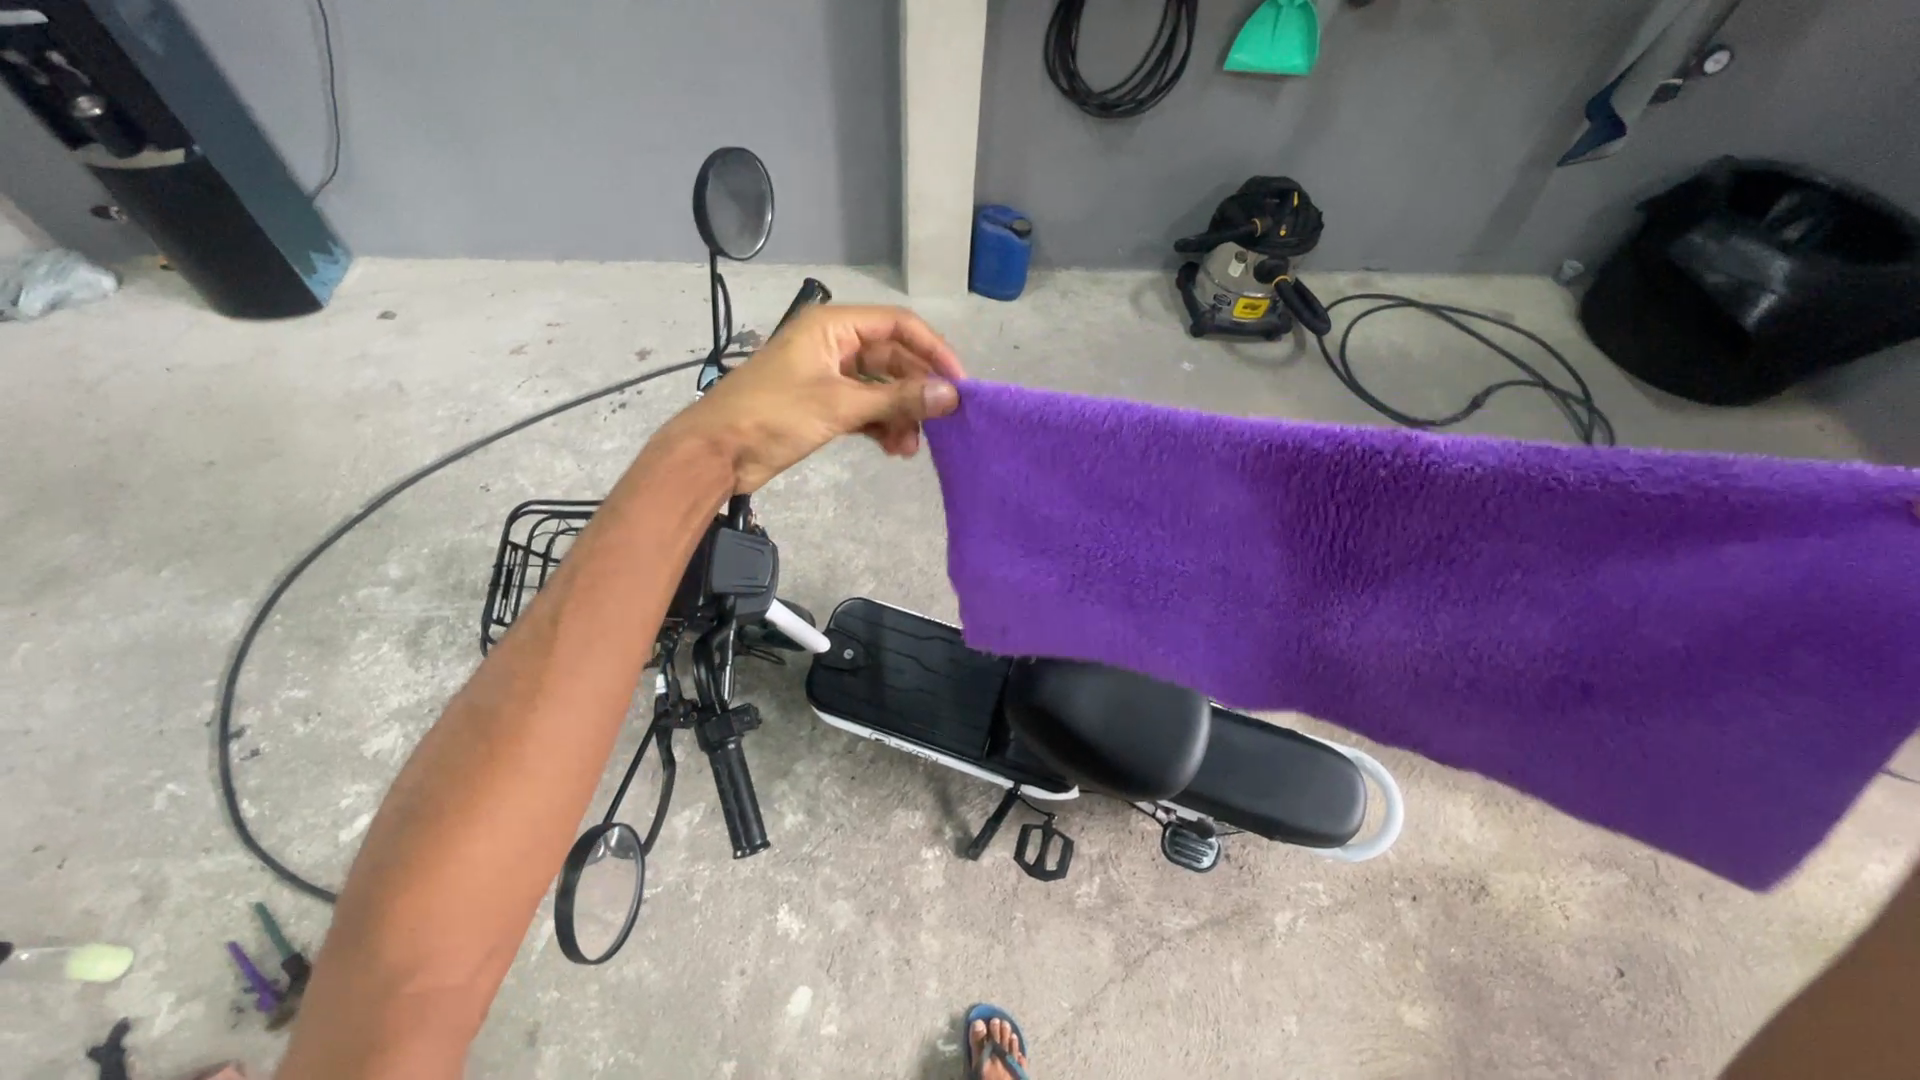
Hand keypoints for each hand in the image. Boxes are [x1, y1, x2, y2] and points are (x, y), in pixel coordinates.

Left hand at [662, 304, 964, 492]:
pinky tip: (894, 449)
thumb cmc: (773, 415)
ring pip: (880, 388)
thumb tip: (951, 396)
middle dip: (917, 390)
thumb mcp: (840, 405)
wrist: (717, 453)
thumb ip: (898, 400)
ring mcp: (827, 376)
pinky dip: (881, 426)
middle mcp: (833, 344)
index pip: (898, 325)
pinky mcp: (822, 405)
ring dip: (900, 414)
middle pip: (893, 359)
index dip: (933, 351)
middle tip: (942, 422)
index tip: (959, 383)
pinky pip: (865, 408)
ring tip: (910, 447)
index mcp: (833, 326)